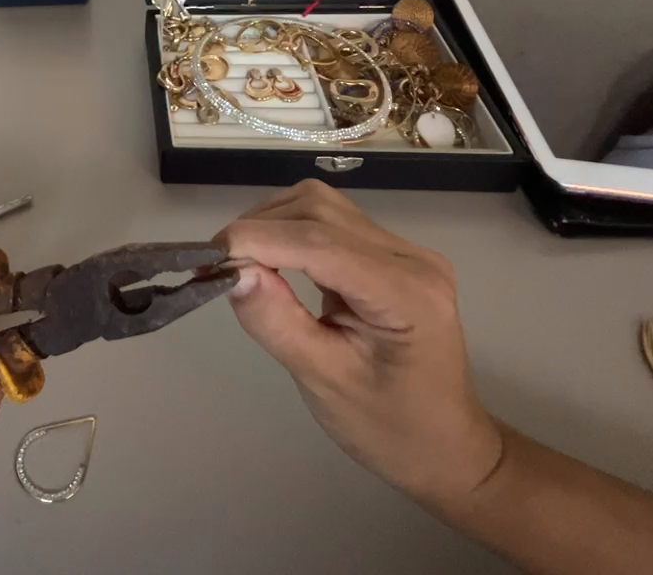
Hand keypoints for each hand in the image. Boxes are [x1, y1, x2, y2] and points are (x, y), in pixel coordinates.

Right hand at [217, 181, 502, 510]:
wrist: (445, 446)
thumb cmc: (388, 427)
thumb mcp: (323, 382)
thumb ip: (277, 322)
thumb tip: (232, 272)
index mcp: (407, 295)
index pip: (320, 244)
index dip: (257, 240)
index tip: (207, 261)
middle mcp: (410, 258)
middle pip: (318, 212)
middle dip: (258, 229)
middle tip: (218, 265)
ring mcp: (403, 249)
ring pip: (318, 205)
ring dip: (270, 223)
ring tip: (241, 262)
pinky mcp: (387, 251)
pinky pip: (327, 219)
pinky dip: (286, 229)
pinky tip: (270, 258)